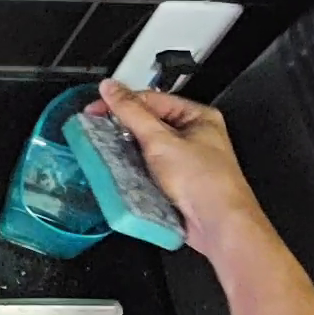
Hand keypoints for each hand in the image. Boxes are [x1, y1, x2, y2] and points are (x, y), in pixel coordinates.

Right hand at [85, 79, 271, 259]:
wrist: (218, 226)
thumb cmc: (205, 183)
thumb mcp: (161, 140)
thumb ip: (132, 112)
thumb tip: (111, 88)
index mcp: (197, 117)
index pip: (151, 99)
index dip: (120, 102)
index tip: (95, 109)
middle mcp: (192, 136)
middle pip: (146, 123)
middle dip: (121, 128)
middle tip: (96, 130)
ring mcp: (182, 160)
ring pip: (143, 147)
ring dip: (124, 150)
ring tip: (105, 151)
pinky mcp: (172, 181)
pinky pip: (144, 167)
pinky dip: (130, 168)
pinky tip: (119, 171)